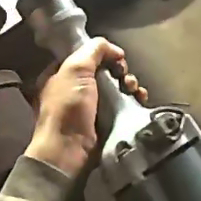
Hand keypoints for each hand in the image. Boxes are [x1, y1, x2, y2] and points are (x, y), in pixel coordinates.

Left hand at [26, 37, 145, 177]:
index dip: (103, 53)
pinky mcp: (106, 121)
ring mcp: (91, 106)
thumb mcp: (75, 68)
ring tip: (133, 89)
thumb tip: (115, 50)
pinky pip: (124, 104)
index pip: (87, 55)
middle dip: (120, 70)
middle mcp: (75, 88)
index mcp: (61, 74)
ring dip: (130, 83)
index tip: (115, 58)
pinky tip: (140, 98)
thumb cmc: (68, 107)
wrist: (69, 151)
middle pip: (106, 70)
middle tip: (123, 75)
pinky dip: (134, 99)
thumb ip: (94, 50)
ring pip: (117, 86)